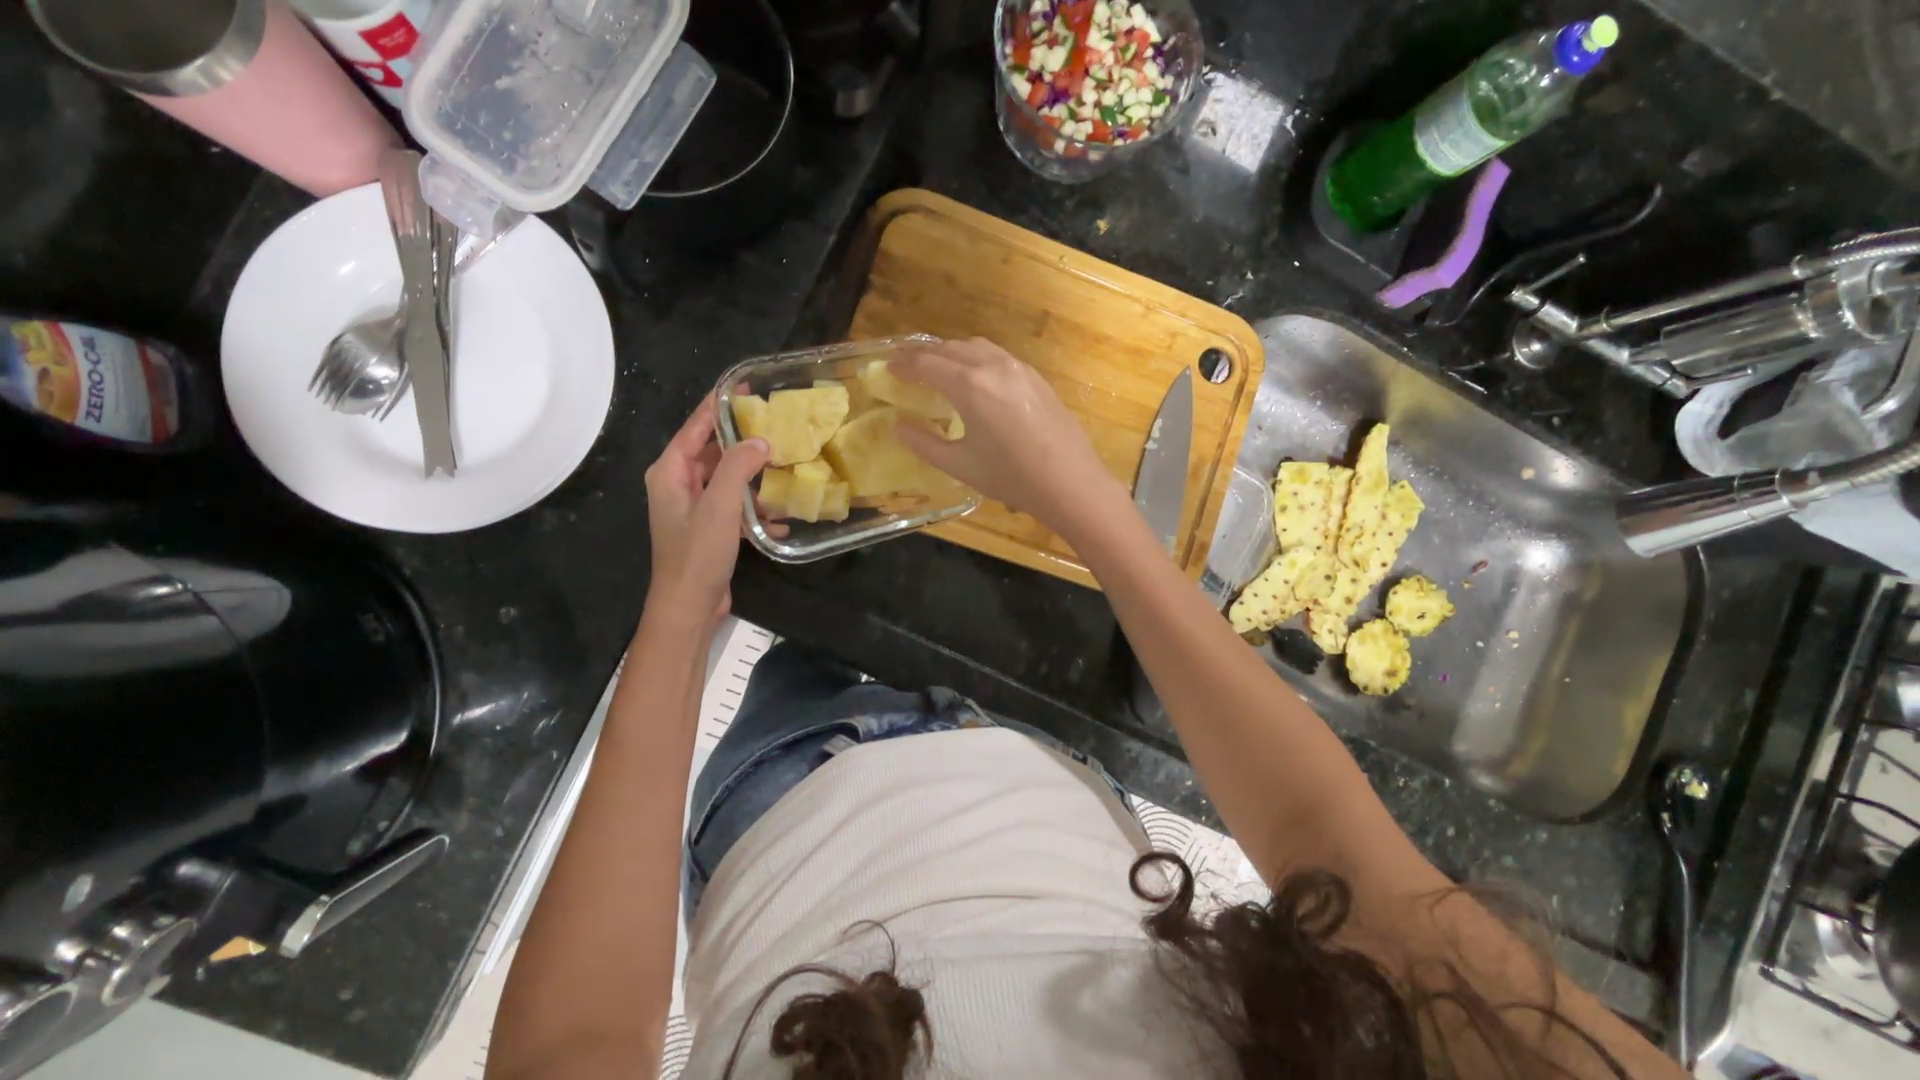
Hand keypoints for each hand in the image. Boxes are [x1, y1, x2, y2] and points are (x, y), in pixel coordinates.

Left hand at [644, 395, 768, 624]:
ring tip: (788, 467)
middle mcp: (679, 484)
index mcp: (670, 472)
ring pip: (728, 479)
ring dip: (755, 478)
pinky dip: (756, 510)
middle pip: (714, 450)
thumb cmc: (697, 554)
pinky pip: (735, 506)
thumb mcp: (720, 506)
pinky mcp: (710, 530)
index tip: (747, 386)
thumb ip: (738, 467)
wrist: (688, 608)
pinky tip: (782, 518)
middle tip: (780, 425)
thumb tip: (761, 441)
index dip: (720, 404)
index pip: (695, 426)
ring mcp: (694, 508)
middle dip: (745, 440)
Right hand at [892, 338, 1124, 533]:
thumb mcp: (960, 465)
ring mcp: (1018, 368)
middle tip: (908, 369)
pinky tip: (975, 379)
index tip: (887, 370)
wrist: (1070, 482)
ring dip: (952, 353)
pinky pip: (997, 356)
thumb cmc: (1012, 477)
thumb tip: (899, 427)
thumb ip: (924, 444)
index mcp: (969, 385)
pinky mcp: (1035, 377)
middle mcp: (993, 366)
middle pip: (950, 349)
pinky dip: (976, 359)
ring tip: (938, 369)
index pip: (926, 364)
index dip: (903, 366)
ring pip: (976, 347)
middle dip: (924, 356)